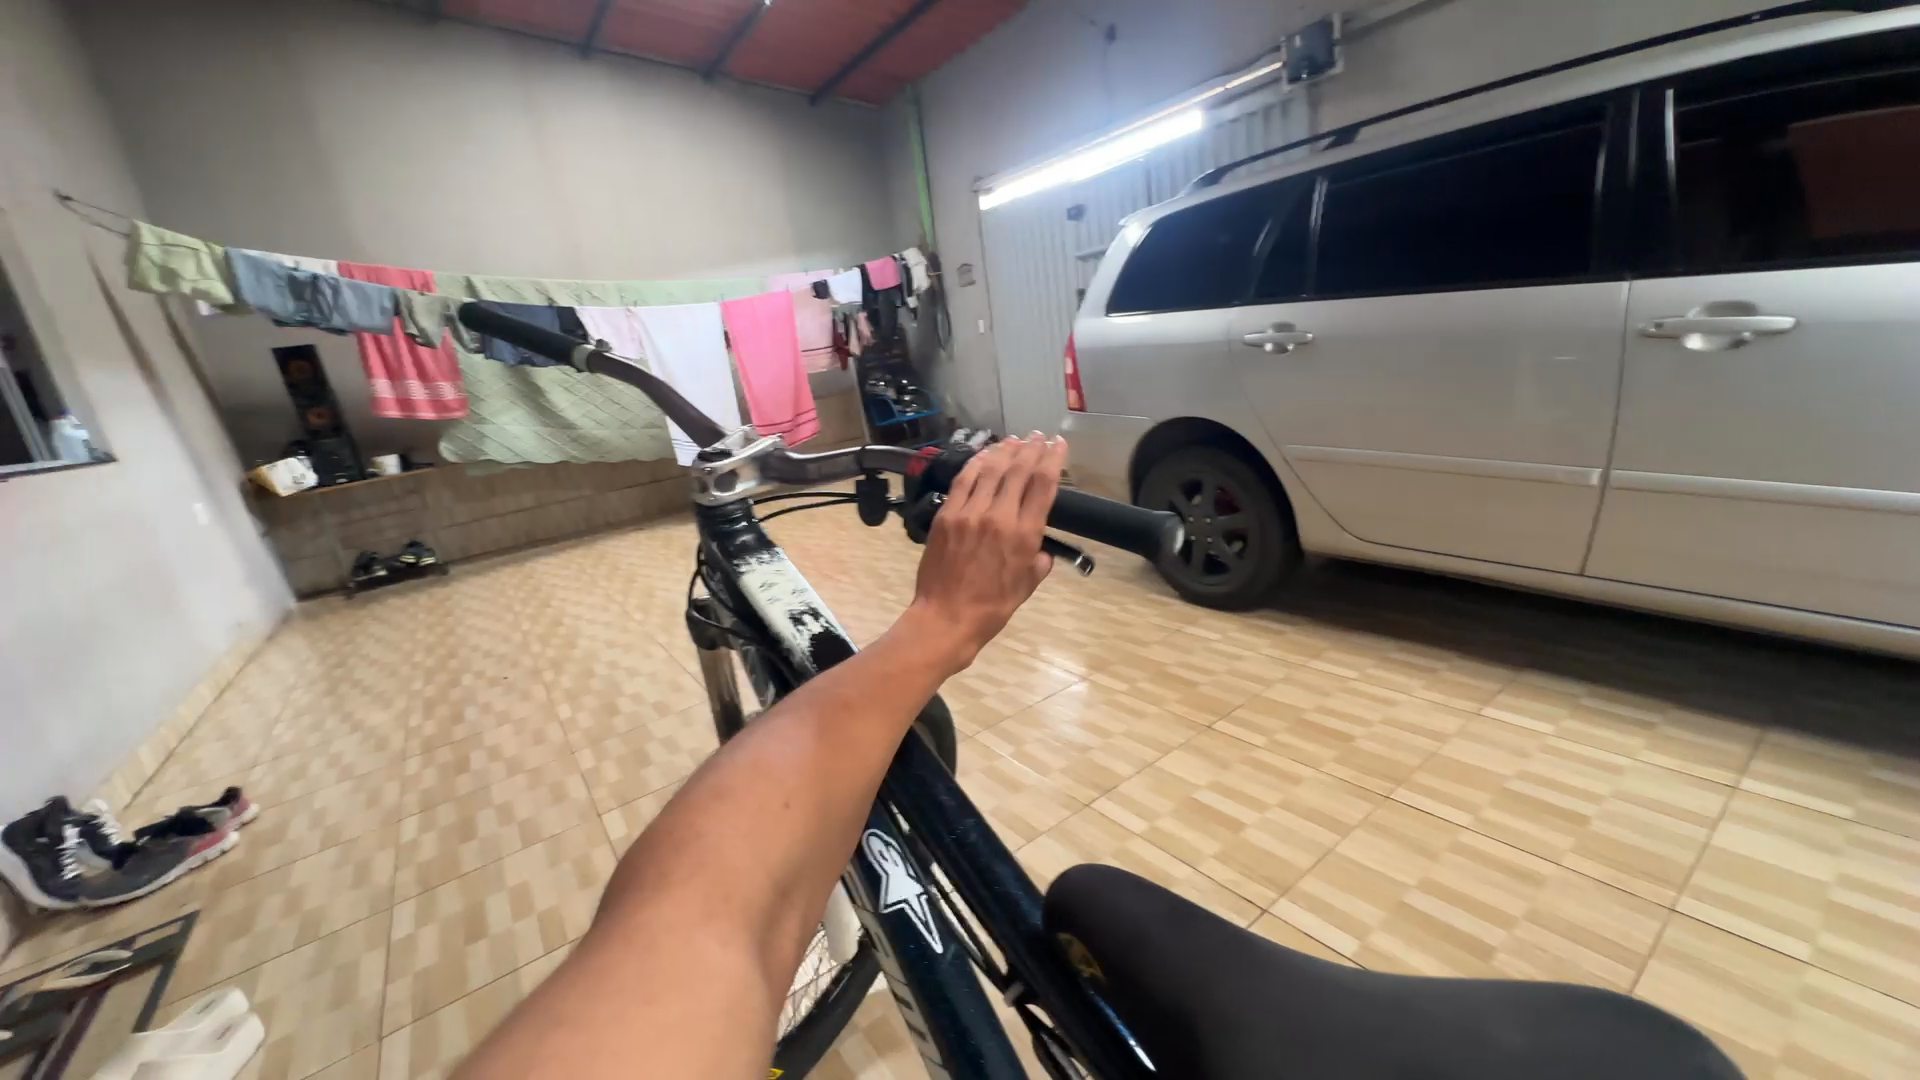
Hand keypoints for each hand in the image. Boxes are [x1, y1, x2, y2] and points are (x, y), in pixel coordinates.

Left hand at [901, 434, 1067, 673]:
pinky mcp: (947, 515)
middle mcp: (999, 516)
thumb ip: (1039, 561)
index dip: (1053, 459)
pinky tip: (985, 454)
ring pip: (991, 469)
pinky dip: (976, 462)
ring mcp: (969, 513)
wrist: (946, 617)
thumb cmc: (991, 608)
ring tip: (1016, 439)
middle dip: (1032, 448)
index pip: (1043, 485)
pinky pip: (963, 480)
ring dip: (1006, 450)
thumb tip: (1041, 548)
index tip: (1059, 445)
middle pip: (1019, 470)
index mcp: (1024, 535)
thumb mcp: (1027, 586)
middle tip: (1040, 436)